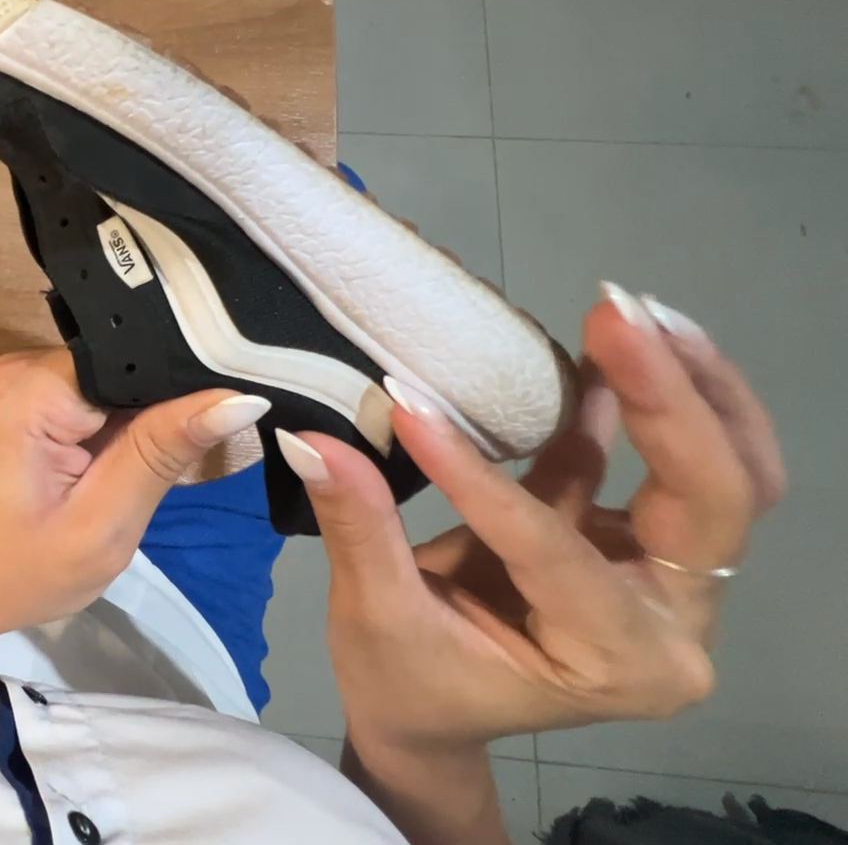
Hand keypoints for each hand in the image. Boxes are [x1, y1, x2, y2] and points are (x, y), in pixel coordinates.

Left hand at [0, 349, 270, 644]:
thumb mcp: (102, 524)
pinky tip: (140, 455)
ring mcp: (23, 378)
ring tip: (177, 458)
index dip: (188, 384)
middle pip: (126, 365)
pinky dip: (124, 424)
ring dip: (149, 417)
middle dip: (170, 404)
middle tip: (214, 449)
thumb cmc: (19, 571)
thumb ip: (162, 452)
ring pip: (116, 381)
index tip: (240, 413)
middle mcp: (23, 366)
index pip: (135, 360)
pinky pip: (95, 395)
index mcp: (32, 390)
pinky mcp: (29, 396)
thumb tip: (239, 398)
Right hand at [291, 286, 785, 759]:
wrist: (431, 716)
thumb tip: (312, 440)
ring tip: (636, 314)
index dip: (479, 478)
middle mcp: (670, 622)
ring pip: (719, 478)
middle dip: (673, 402)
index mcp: (613, 661)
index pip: (552, 548)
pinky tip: (600, 349)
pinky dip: (631, 405)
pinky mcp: (624, 543)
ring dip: (686, 390)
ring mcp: (658, 579)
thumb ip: (358, 526)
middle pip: (715, 500)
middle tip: (619, 314)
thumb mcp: (375, 614)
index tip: (408, 406)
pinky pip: (648, 469)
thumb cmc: (404, 681)